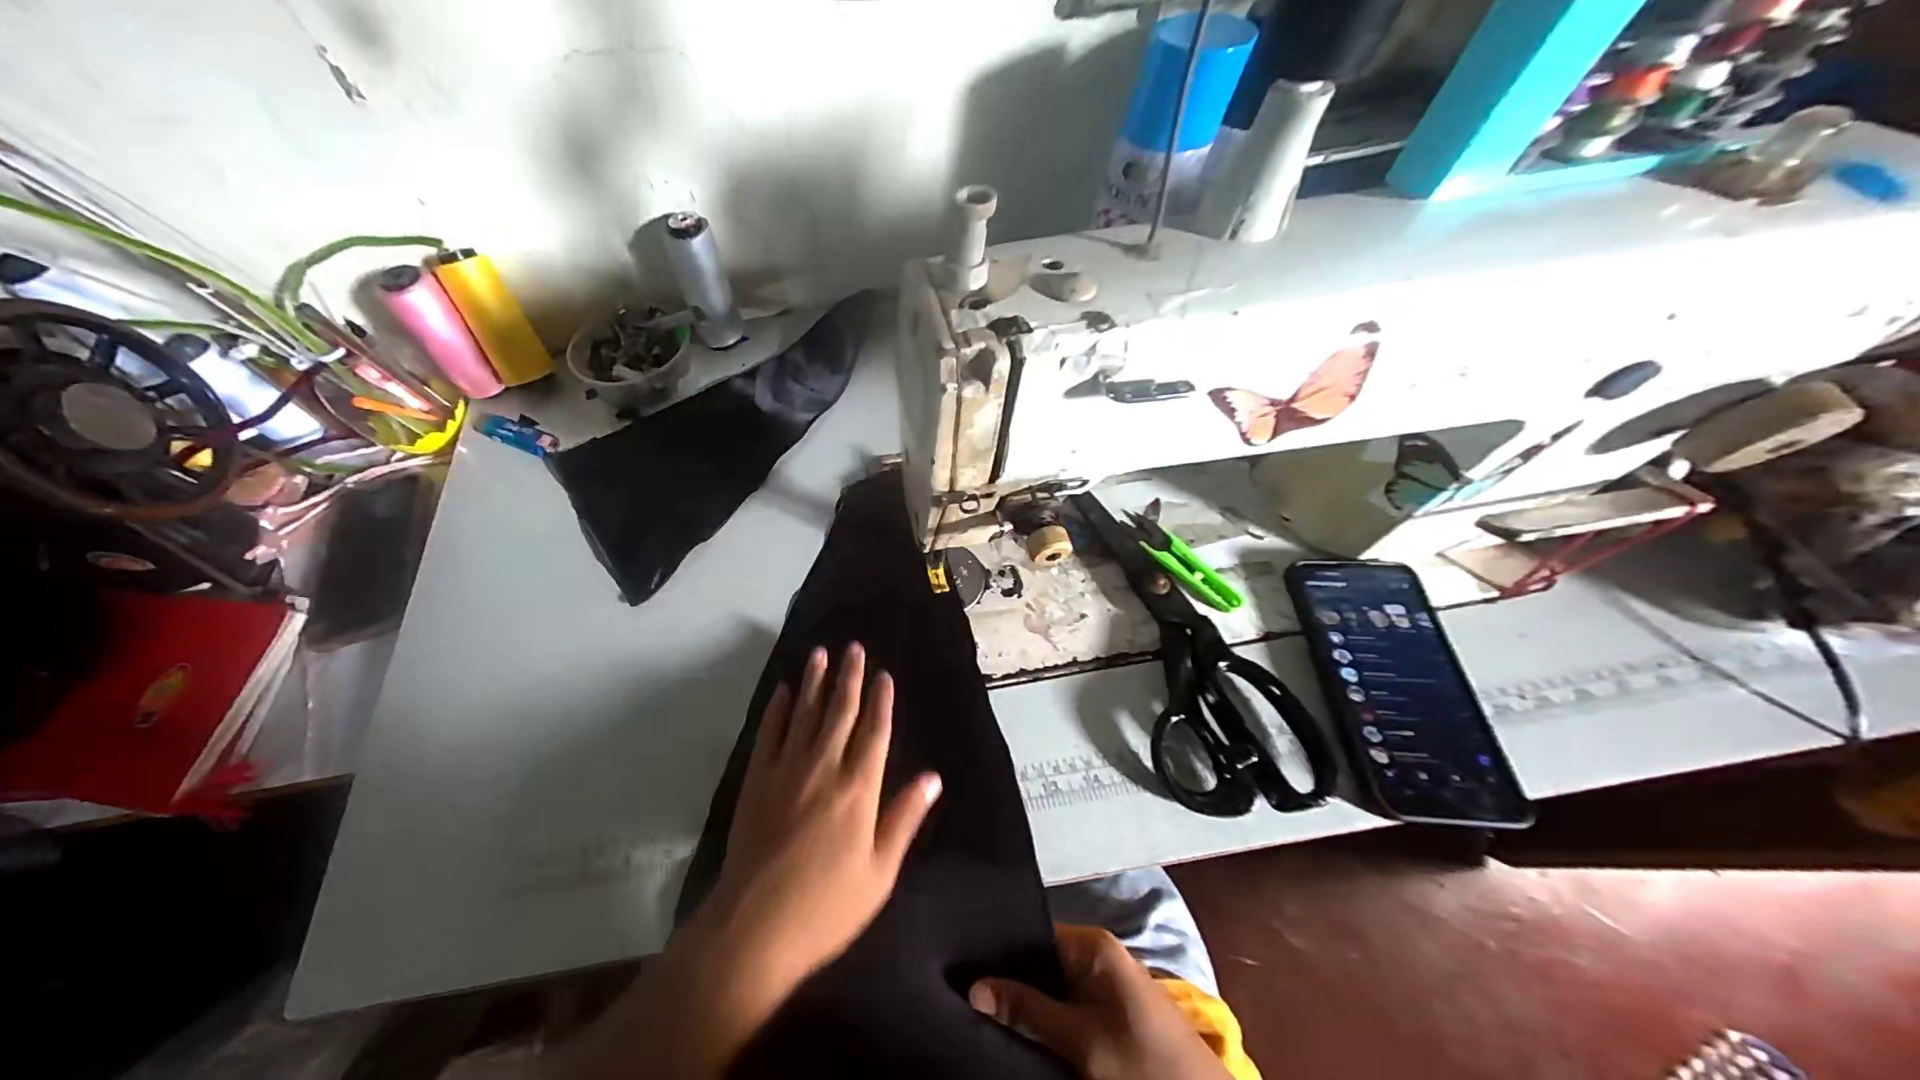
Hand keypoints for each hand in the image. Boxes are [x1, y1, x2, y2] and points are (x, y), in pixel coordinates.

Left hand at [705, 641, 943, 989]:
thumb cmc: (828, 906)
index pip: (874, 732)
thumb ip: (904, 818)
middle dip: (849, 678)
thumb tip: (932, 777)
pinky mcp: (756, 782)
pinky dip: (776, 709)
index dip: (881, 701)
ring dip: (813, 682)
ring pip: (803, 714)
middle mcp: (824, 769)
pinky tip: (782, 691)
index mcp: (859, 789)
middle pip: (840, 713)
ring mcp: (785, 772)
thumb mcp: (880, 871)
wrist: (754, 928)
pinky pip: (768, 734)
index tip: (884, 674)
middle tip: (853, 648)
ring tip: (819, 654)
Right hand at [969, 923, 1232, 1079]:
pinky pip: (1065, 1009)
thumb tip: (974, 988)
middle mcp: (1098, 956)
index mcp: (1094, 945)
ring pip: (1050, 989)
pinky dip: (1044, 1021)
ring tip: (979, 1010)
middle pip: (1039, 961)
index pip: (1033, 934)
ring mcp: (1105, 987)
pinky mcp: (1109, 1016)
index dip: (999, 952)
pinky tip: (1016, 1032)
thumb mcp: (1081, 1041)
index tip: (962, 967)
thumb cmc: (1144, 1064)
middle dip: (1009, 982)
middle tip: (965, 994)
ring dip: (1025, 1006)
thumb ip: (1028, 1012)